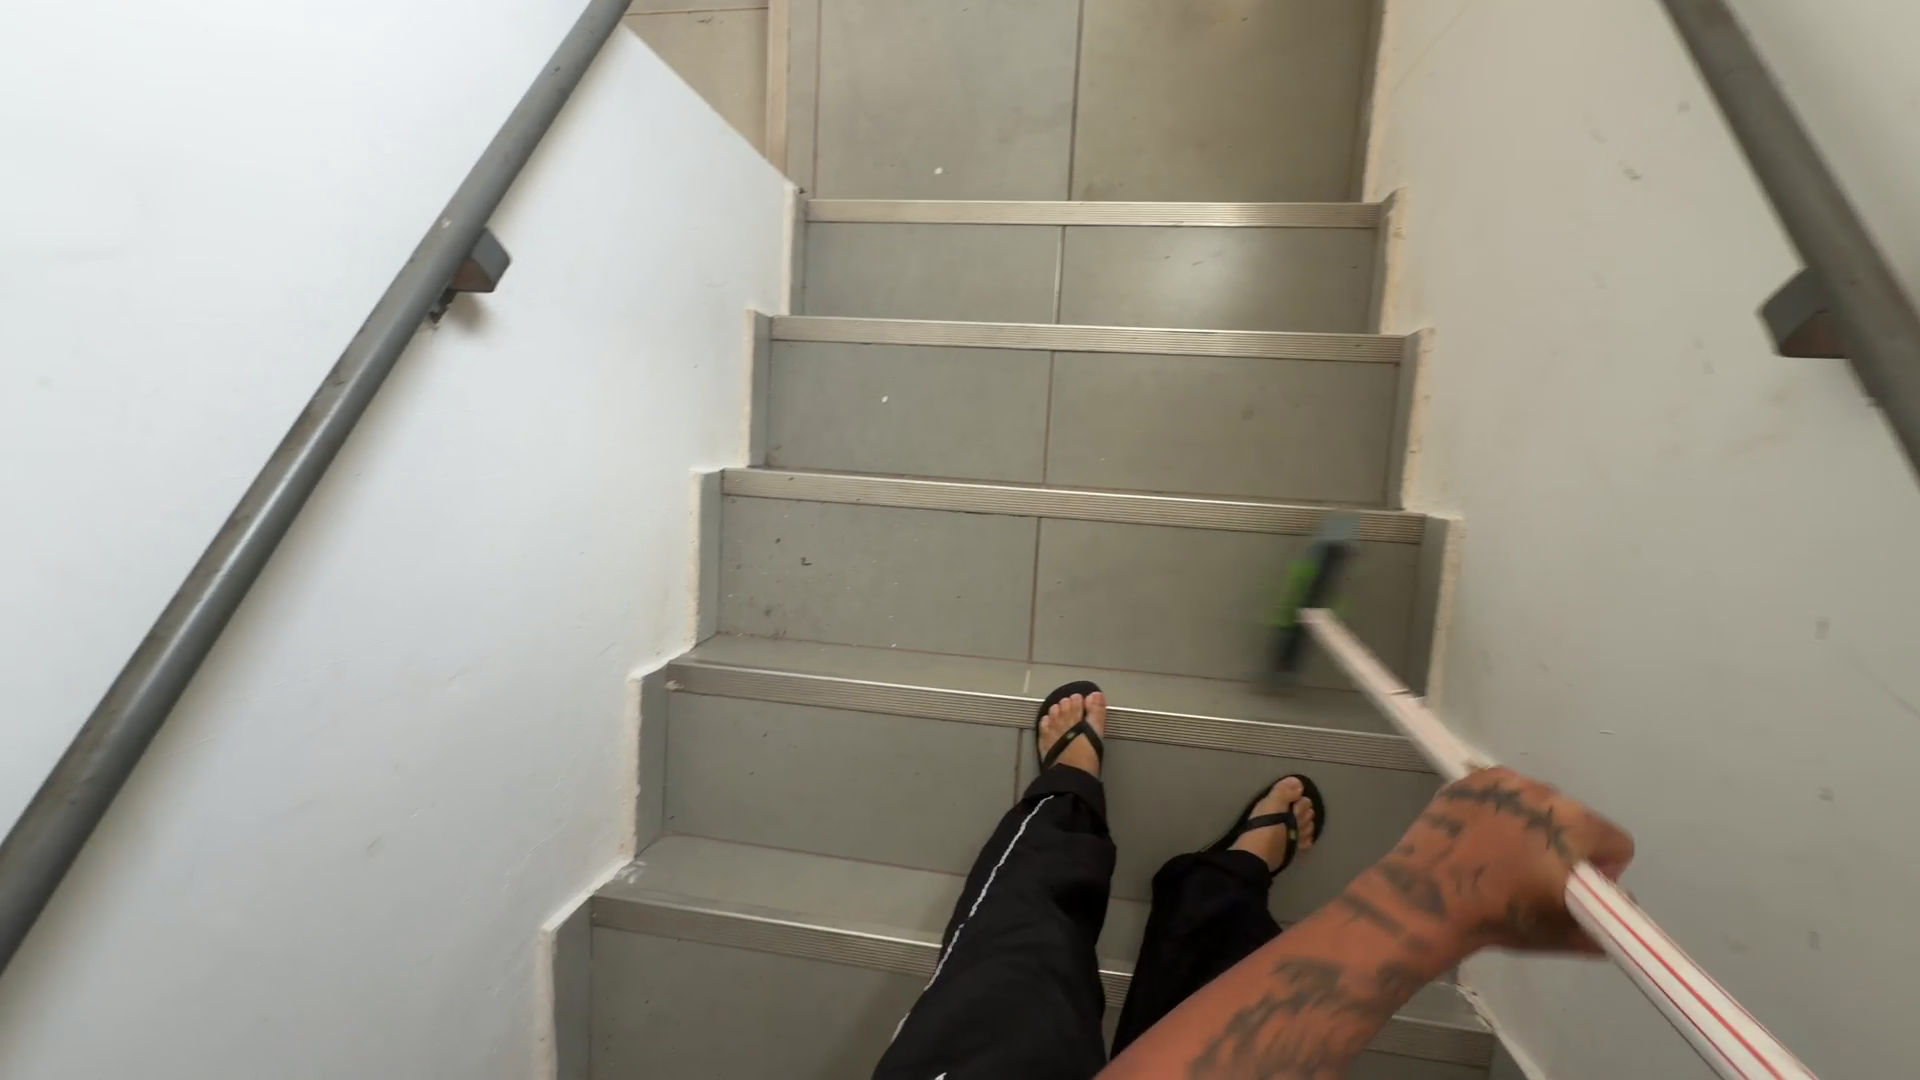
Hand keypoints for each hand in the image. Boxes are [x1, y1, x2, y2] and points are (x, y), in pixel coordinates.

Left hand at [1366, 766, 1634, 955]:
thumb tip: (1619, 902)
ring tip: (1505, 852)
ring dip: (1531, 822)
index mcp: (1574, 823)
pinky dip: (1498, 808)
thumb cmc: (1503, 914)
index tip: (1578, 883)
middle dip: (1565, 842)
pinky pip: (1498, 792)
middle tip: (1537, 869)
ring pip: (1534, 801)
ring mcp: (1498, 782)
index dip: (1603, 867)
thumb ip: (1614, 918)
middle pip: (1573, 818)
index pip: (1614, 841)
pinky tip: (1482, 832)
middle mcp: (1539, 791)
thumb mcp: (1574, 932)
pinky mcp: (1465, 781)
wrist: (1430, 894)